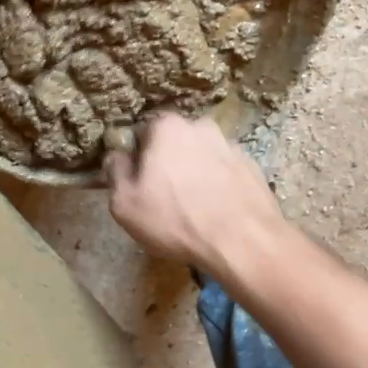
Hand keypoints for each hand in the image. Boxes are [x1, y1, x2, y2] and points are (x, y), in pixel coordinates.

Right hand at [104, 113, 287, 277]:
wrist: (244, 242)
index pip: (141, 134)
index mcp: (167, 127)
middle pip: (173, 143)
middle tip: (165, 199)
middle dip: (167, 164)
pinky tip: (217, 212)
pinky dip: (219, 185)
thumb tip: (117, 156)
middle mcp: (200, 126)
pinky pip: (224, 172)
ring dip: (194, 173)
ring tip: (194, 210)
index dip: (137, 160)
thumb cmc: (176, 220)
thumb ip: (115, 172)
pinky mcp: (251, 166)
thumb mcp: (125, 203)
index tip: (139, 185)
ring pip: (200, 156)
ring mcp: (230, 145)